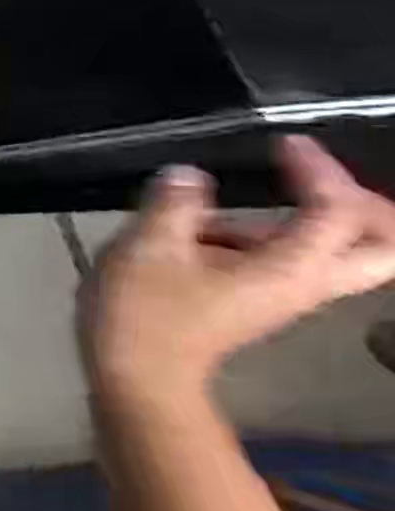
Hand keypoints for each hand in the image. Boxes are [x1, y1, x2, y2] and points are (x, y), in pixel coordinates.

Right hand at [85, 136, 394, 401]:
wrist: (139, 367)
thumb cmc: (144, 308)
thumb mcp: (147, 248)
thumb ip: (173, 206)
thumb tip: (188, 175)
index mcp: (291, 268)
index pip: (339, 212)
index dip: (319, 171)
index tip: (283, 143)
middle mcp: (308, 281)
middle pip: (379, 243)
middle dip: (357, 203)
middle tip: (307, 175)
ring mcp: (286, 294)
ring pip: (334, 250)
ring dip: (303, 217)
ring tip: (232, 199)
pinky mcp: (259, 299)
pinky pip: (290, 259)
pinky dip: (263, 233)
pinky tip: (202, 228)